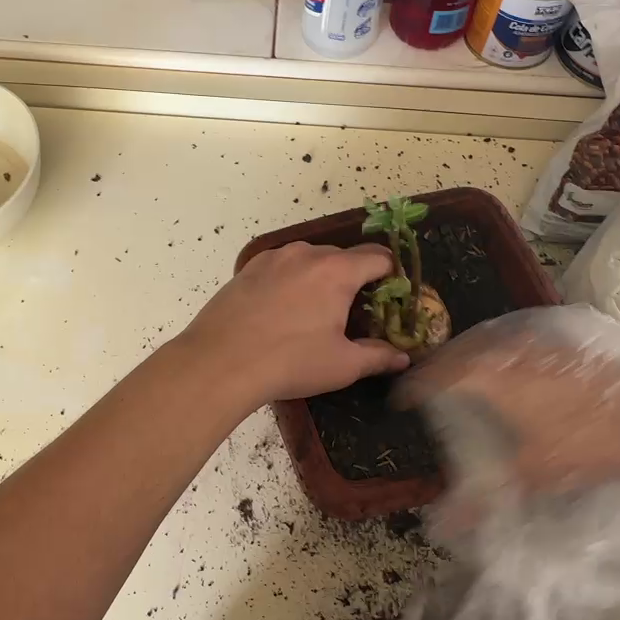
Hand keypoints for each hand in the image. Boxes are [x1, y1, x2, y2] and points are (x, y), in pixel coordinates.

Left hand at [174, 241, 410, 406]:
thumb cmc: (289, 362)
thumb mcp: (341, 365)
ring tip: (313, 317)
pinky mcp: (246, 270)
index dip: (391, 276)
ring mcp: (272, 259)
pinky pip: (280, 269)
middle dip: (354, 281)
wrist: (219, 362)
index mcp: (336, 270)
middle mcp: (305, 254)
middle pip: (343, 257)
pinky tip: (280, 315)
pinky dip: (289, 284)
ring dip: (319, 281)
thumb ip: (377, 356)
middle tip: (352, 316)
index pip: (378, 258)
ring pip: (308, 261)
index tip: (390, 301)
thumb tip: (400, 357)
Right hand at [398, 304, 619, 492]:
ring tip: (471, 376)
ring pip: (496, 341)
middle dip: (444, 366)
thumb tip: (439, 526)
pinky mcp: (575, 339)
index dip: (416, 386)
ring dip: (476, 356)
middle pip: (464, 350)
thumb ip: (480, 500)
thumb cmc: (591, 446)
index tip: (403, 398)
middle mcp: (513, 349)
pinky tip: (522, 371)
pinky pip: (525, 340)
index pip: (439, 374)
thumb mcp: (533, 477)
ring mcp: (546, 340)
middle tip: (433, 385)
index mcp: (493, 376)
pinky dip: (509, 353)